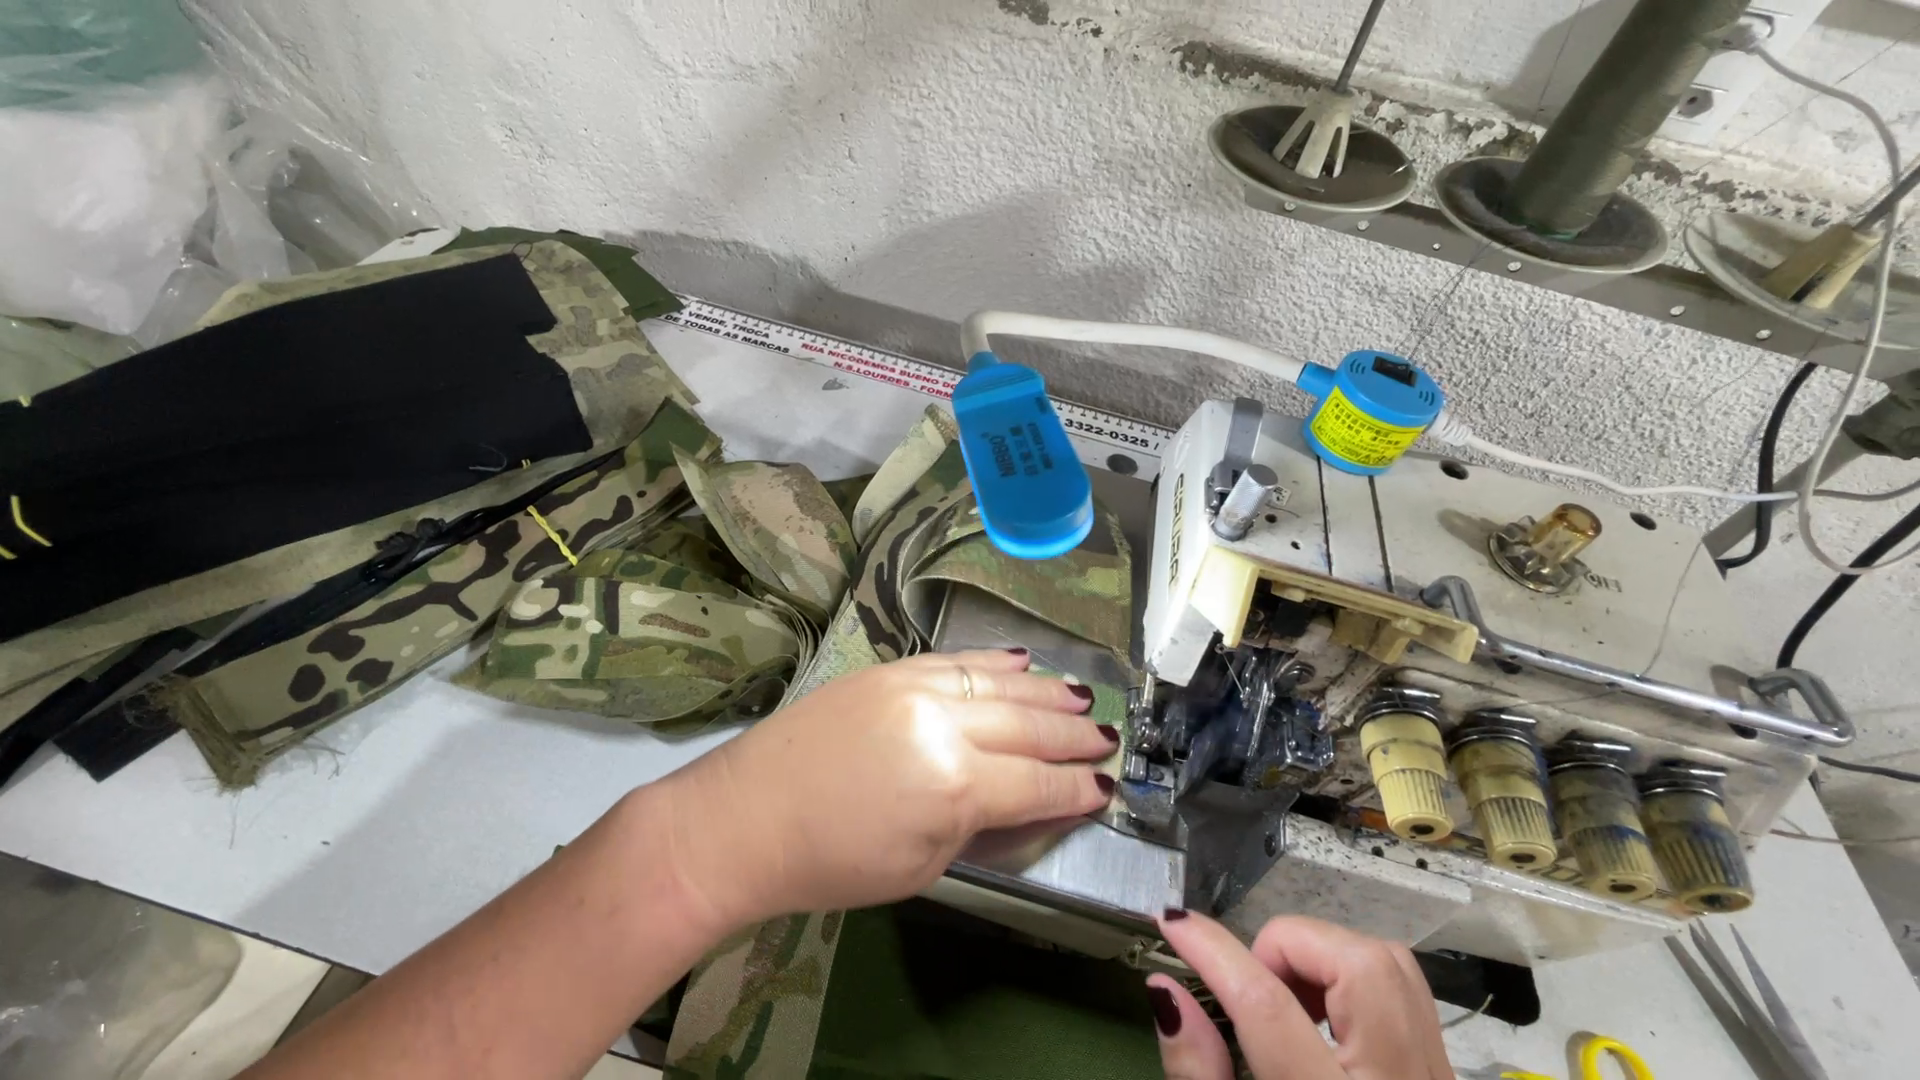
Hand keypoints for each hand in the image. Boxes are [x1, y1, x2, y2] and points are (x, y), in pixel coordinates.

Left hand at [641, 648, 1116, 933]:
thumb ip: (983, 827)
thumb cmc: (834, 865)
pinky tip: (1024, 663)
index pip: (1035, 783)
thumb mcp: (923, 866)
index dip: (1075, 788)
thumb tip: (1030, 800)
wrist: (747, 819)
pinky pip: (956, 660)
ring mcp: (913, 686)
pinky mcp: (888, 669)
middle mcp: (943, 724)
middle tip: (1107, 739)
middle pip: (1027, 726)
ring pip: (999, 684)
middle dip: (1072, 736)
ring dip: (1045, 693)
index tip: (1105, 788)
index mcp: (954, 786)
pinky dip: (995, 663)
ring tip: (1080, 698)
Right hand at [1147, 912, 1452, 1079]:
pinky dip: (1352, 976)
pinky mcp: (1446, 1078)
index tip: (1172, 922)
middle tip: (1250, 983)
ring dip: (1322, 956)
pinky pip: (1404, 989)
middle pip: (1357, 964)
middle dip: (1288, 948)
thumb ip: (1197, 1071)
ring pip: (1389, 962)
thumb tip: (1165, 988)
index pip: (1270, 1007)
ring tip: (1285, 999)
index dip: (1213, 951)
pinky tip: (1322, 1020)